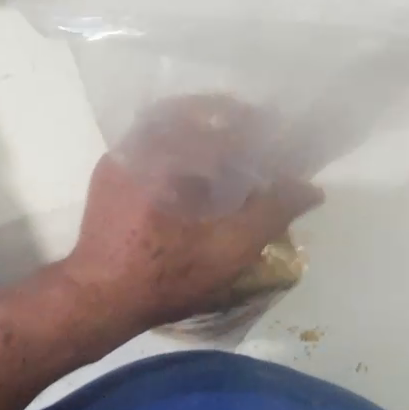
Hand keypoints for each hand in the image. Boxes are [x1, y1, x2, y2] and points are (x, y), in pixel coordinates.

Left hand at [65, 96, 323, 329]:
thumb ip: (271, 212)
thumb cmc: (165, 275)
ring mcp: (120, 155)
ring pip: (166, 123)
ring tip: (230, 150)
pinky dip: (177, 144)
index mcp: (165, 153)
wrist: (98, 298)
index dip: (257, 127)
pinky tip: (196, 170)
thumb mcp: (228, 250)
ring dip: (200, 128)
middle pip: (190, 111)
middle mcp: (139, 142)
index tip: (280, 135)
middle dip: (226, 118)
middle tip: (255, 133)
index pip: (221, 123)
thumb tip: (310, 188)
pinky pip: (149, 142)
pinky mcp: (110, 172)